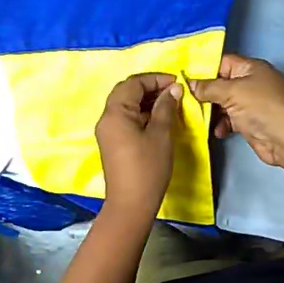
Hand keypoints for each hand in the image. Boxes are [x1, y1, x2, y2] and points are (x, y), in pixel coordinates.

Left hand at [94, 72, 181, 216]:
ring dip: (146, 101)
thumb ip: (166, 107)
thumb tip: (173, 89)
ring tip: (170, 104)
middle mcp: (106, 118)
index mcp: (115, 113)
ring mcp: (108, 131)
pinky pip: (125, 119)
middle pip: (126, 92)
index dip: (155, 79)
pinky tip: (159, 118)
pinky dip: (141, 114)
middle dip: (150, 88)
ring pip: (126, 105)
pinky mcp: (112, 142)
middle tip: (173, 92)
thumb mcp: (160, 134)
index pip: (133, 83)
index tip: (177, 83)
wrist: (131, 203)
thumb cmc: (148, 167)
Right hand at [189, 54, 283, 167]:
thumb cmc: (262, 107)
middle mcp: (250, 82)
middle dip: (203, 92)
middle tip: (183, 100)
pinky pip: (230, 120)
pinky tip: (218, 132)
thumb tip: (189, 83)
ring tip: (195, 117)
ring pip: (223, 103)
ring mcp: (251, 103)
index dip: (203, 69)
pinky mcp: (250, 122)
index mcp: (250, 67)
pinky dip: (222, 125)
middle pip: (221, 83)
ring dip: (210, 111)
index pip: (222, 62)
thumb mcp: (232, 91)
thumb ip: (208, 87)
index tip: (182, 78)